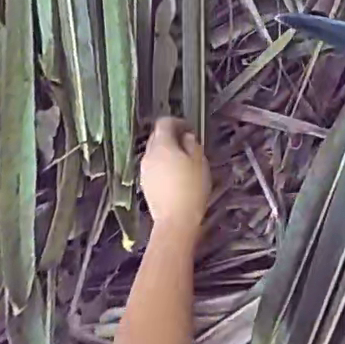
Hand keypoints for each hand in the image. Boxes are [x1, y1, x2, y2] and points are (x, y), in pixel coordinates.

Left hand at [139, 116, 209, 234]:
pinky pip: (154, 167)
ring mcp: (144, 170)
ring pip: (154, 153)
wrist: (175, 221)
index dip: (178, 122)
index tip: (190, 129)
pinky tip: (175, 177)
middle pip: (157, 136)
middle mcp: (148, 154)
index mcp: (162, 145)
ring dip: (167, 152)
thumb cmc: (191, 188)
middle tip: (188, 144)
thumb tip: (186, 137)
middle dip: (171, 136)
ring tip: (183, 162)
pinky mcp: (145, 184)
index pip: (164, 122)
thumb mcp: (200, 162)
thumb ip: (192, 144)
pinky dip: (163, 166)